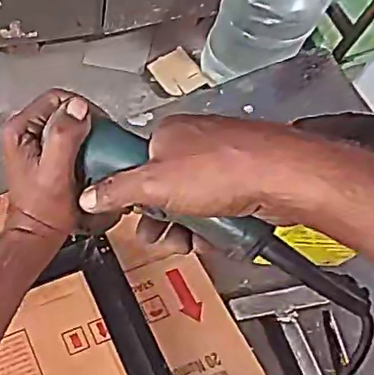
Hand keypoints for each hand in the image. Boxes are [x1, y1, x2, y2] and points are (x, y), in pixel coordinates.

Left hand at [1, 90, 96, 243]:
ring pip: (69, 124)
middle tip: (97, 144)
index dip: (82, 110)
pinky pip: (70, 139)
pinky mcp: (46, 154)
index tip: (96, 128)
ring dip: (86, 136)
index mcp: (19, 130)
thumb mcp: (55, 171)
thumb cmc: (42, 210)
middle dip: (85, 124)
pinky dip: (83, 147)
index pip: (57, 98)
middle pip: (64, 110)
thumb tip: (77, 108)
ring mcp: (35, 143)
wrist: (38, 233)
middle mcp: (24, 132)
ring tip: (93, 154)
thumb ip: (64, 136)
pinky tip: (87, 162)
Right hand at [77, 115, 354, 227]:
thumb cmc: (229, 167)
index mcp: (167, 134)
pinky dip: (209, 227)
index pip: (130, 162)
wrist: (283, 179)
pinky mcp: (237, 184)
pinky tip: (212, 236)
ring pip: (186, 203)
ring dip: (183, 227)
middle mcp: (192, 144)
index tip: (124, 210)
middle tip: (158, 232)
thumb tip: (90, 195)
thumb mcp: (155, 183)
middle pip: (158, 188)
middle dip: (157, 218)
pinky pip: (211, 210)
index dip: (125, 191)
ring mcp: (216, 165)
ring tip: (188, 240)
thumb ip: (117, 190)